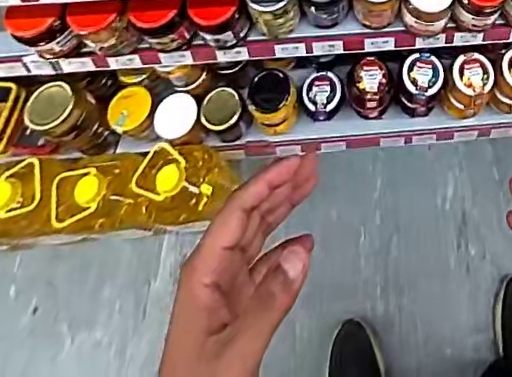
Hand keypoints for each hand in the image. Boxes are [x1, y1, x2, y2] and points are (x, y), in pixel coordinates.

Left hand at [160, 152, 319, 376]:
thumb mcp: (235, 349)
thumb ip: (269, 301)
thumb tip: (300, 251)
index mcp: (204, 270)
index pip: (239, 211)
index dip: (268, 181)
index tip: (293, 163)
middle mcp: (213, 271)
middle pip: (250, 214)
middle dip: (280, 184)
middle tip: (307, 163)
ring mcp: (225, 287)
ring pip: (259, 233)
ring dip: (285, 207)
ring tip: (308, 184)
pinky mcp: (237, 305)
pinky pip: (264, 264)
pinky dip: (286, 248)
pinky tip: (302, 240)